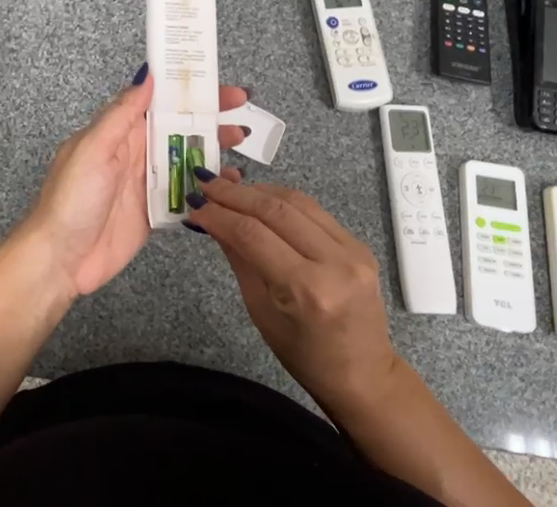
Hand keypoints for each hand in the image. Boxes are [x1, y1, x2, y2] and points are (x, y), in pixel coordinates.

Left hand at [13, 69, 249, 298]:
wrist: (60, 260)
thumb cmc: (70, 200)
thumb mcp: (93, 149)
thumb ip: (121, 115)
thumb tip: (147, 77)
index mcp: (118, 132)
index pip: (159, 102)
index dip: (188, 91)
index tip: (218, 84)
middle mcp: (134, 152)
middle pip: (178, 127)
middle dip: (210, 116)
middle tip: (243, 110)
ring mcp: (145, 183)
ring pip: (187, 158)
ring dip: (214, 148)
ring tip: (242, 142)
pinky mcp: (154, 212)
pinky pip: (187, 193)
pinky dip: (209, 186)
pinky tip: (230, 182)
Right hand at [186, 171, 403, 412]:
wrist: (362, 373)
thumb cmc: (303, 354)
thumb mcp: (260, 310)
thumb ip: (238, 258)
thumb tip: (210, 219)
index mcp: (305, 289)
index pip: (252, 235)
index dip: (219, 215)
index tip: (194, 205)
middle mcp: (333, 262)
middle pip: (275, 210)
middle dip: (235, 194)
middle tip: (206, 184)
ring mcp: (352, 250)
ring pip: (296, 202)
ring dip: (258, 190)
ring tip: (229, 186)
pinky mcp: (359, 244)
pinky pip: (314, 211)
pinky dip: (283, 200)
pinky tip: (261, 198)